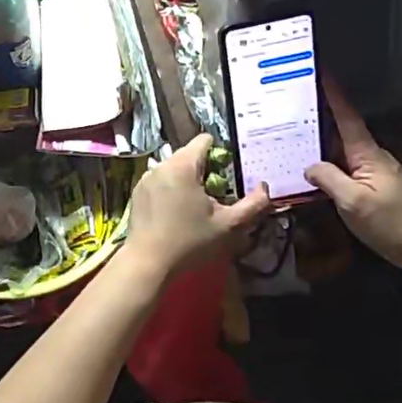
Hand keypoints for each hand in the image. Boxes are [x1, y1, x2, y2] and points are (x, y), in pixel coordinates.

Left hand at [124, 134, 269, 275]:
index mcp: (182, 166)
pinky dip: (170, 188)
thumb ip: (252, 204)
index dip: (220, 152)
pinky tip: (176, 211)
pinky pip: (159, 180)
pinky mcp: (136, 192)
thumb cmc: (189, 241)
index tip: (228, 171)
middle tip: (217, 191)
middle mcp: (160, 166)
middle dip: (204, 168)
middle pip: (187, 154)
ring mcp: (145, 178)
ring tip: (197, 203)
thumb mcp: (227, 224)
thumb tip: (265, 189)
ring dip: (186, 178)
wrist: (148, 261)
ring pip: (172, 168)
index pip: (203, 140)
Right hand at [304, 78, 401, 276]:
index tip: (321, 73)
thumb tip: (308, 165)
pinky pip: (343, 168)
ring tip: (291, 136)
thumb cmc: (390, 223)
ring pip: (340, 152)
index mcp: (368, 155)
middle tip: (290, 107)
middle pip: (341, 132)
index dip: (334, 96)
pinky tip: (309, 169)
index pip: (347, 118)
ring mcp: (373, 173)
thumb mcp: (353, 202)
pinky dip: (325, 164)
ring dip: (319, 143)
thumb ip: (328, 179)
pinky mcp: (371, 188)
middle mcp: (371, 158)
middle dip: (318, 118)